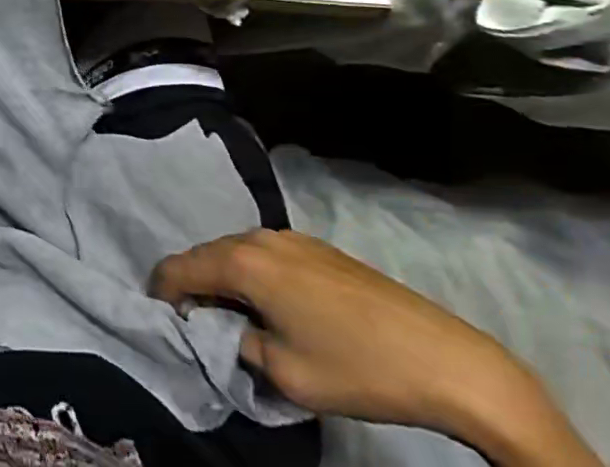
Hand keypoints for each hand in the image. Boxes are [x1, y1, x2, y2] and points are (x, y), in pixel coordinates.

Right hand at [151, 231, 602, 466]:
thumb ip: (236, 343)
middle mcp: (259, 236)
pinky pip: (263, 253)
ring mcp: (291, 237)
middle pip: (204, 255)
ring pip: (234, 251)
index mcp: (243, 261)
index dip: (161, 294)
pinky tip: (269, 304)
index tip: (162, 321)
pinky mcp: (318, 247)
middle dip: (191, 285)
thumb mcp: (283, 373)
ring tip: (232, 317)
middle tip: (194, 324)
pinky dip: (251, 274)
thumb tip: (222, 330)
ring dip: (222, 279)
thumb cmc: (357, 369)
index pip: (178, 268)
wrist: (448, 360)